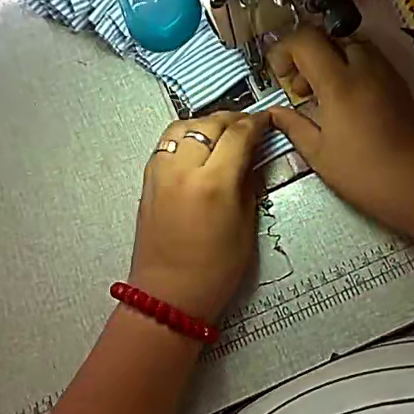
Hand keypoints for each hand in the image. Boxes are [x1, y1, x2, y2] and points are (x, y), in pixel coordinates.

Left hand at [129, 111, 271, 322]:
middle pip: (209, 124)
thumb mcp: (246, 225)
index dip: (256, 123)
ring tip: (222, 131)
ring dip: (205, 123)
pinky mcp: (147, 180)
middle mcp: (182, 170)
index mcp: (213, 183)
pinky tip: (198, 146)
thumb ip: (249, 183)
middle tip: (248, 124)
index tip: (266, 121)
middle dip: (232, 119)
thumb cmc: (215, 269)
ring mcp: (160, 172)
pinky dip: (184, 136)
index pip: (238, 135)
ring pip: (182, 126)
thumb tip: (252, 156)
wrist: (169, 294)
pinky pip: (166, 143)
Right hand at [267, 27, 413, 233]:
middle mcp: (364, 68)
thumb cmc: (364, 173)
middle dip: (308, 54)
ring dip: (331, 59)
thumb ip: (293, 125)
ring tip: (322, 95)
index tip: (279, 75)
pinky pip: (370, 60)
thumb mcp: (319, 154)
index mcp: (339, 83)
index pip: (305, 40)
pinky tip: (346, 101)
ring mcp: (385, 73)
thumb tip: (274, 112)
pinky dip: (351, 68)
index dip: (284, 50)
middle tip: (300, 89)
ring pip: (352, 45)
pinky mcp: (398, 84)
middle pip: (330, 37)